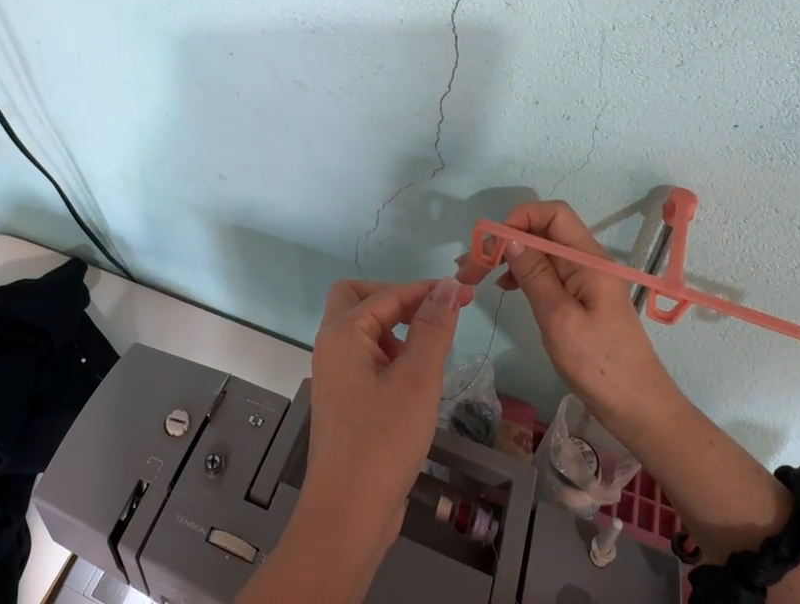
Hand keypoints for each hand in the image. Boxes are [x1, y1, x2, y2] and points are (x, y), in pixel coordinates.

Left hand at [304, 278, 472, 551]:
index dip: (428, 291)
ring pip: (362, 331)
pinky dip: (390, 356)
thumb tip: (445, 286)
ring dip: (394, 330)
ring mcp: (334, 376)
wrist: (348, 512)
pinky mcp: (344, 401)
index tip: (468, 294)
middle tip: (433, 318)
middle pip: (358, 299)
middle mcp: (331, 347)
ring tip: (428, 357)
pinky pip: (365, 359)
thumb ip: (432, 328)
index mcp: (342, 333)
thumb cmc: (384, 441)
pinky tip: (415, 383)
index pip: (388, 294)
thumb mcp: (417, 379)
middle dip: (397, 300)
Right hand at [467, 200, 675, 424]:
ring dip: (509, 257)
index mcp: (589, 260)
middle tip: (469, 266)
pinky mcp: (581, 298)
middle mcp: (588, 262)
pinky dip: (522, 274)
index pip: (553, 213)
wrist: (637, 407)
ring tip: (477, 277)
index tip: (490, 244)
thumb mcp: (559, 318)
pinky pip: (547, 272)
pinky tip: (504, 288)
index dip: (519, 217)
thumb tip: (509, 236)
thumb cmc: (598, 363)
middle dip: (505, 239)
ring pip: (541, 252)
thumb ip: (534, 274)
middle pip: (542, 231)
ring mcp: (585, 280)